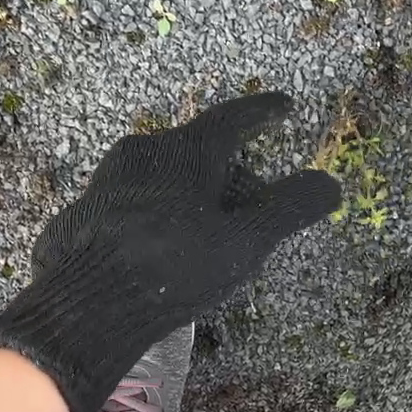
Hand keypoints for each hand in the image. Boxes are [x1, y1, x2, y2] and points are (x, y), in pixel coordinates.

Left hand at [0, 93, 337, 411]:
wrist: (88, 304)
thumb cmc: (175, 265)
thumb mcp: (243, 242)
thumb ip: (288, 209)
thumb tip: (331, 184)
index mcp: (184, 152)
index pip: (232, 120)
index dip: (262, 113)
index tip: (284, 107)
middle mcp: (140, 155)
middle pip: (192, 150)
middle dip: (222, 166)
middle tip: (244, 193)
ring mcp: (104, 184)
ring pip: (155, 177)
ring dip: (183, 192)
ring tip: (199, 223)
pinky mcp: (80, 216)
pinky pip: (127, 206)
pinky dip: (151, 217)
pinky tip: (154, 247)